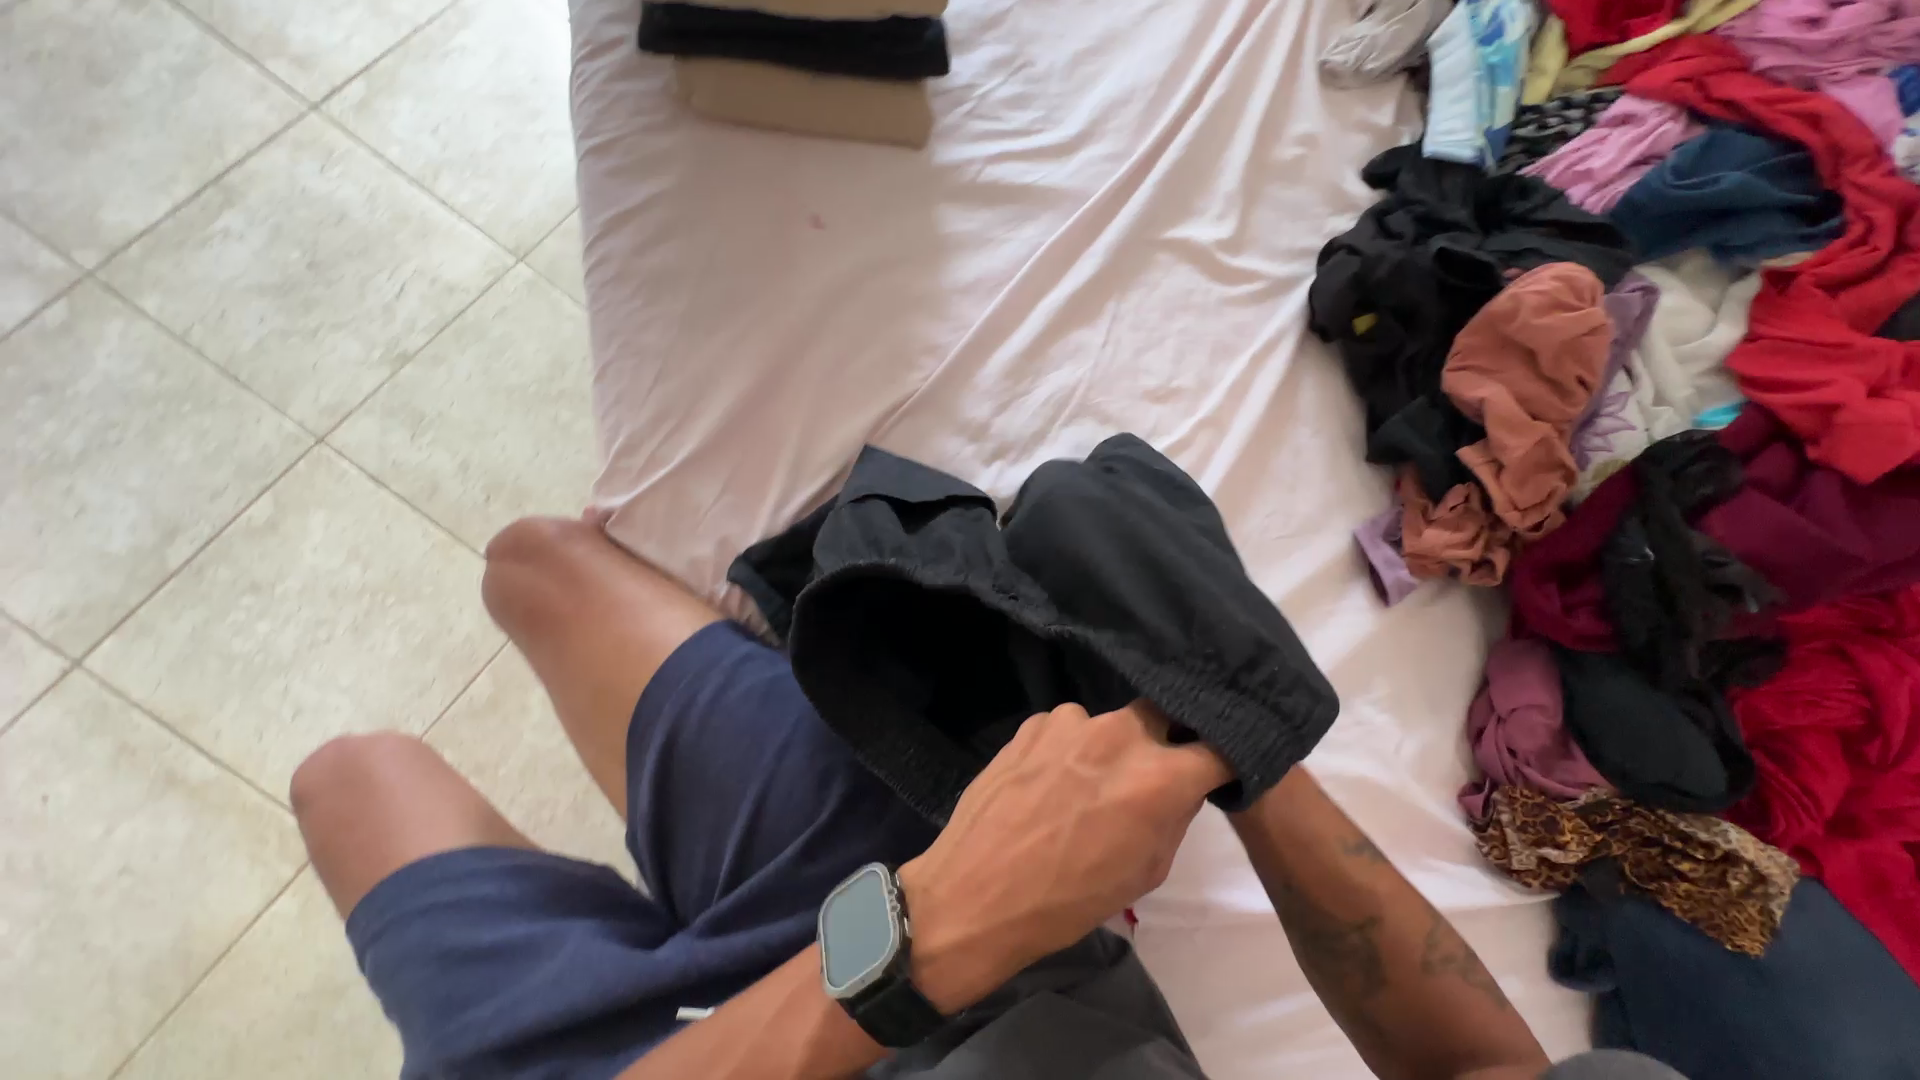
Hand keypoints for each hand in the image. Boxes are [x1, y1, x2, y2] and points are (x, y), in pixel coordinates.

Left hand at [897, 701, 1229, 1011]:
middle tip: (1147, 776)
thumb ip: (1174, 816)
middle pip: (1162, 717)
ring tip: (1081, 788)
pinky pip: (1066, 730)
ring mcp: (1070, 721)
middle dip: (1164, 742)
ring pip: (1109, 724)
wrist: (977, 893)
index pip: (1218, 748)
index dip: (1223, 760)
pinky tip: (1046, 783)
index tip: (1217, 770)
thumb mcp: (1146, 871)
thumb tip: (1183, 786)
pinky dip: (1068, 751)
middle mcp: (1119, 733)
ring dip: (1108, 748)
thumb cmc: (1070, 899)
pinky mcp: (1031, 722)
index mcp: (1158, 776)